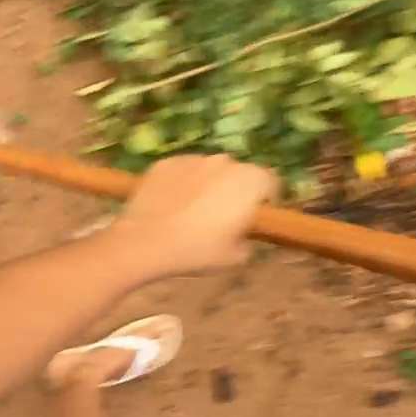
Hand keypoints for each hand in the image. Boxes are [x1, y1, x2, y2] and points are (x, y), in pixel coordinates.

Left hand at [107, 154, 280, 276]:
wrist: (144, 242)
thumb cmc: (196, 250)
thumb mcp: (234, 257)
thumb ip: (248, 241)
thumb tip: (243, 235)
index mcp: (250, 181)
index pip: (271, 184)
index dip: (264, 202)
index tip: (252, 219)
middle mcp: (225, 161)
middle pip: (239, 174)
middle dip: (234, 192)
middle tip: (219, 218)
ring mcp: (194, 158)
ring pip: (209, 171)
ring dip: (207, 186)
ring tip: (189, 213)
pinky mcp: (166, 162)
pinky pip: (182, 171)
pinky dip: (181, 184)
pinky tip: (169, 206)